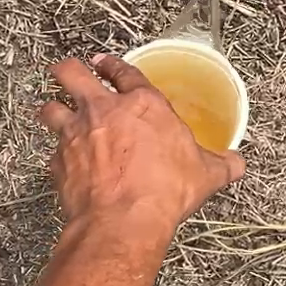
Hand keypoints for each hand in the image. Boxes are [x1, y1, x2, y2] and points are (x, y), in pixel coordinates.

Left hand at [37, 56, 244, 235]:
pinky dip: (58, 154)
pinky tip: (67, 161)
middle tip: (71, 73)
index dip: (114, 64)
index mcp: (143, 105)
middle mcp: (104, 112)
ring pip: (50, 106)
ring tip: (58, 111)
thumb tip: (235, 163)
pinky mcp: (58, 163)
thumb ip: (224, 163)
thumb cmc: (163, 191)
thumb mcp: (208, 174)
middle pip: (71, 73)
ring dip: (53, 108)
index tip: (108, 63)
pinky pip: (51, 150)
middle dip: (69, 70)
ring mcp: (76, 135)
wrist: (123, 221)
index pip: (124, 71)